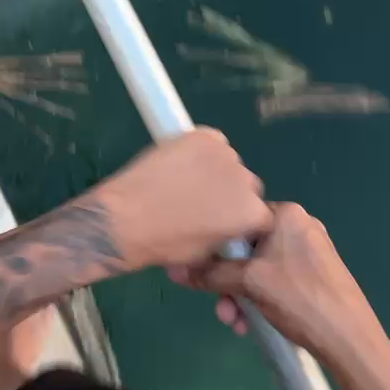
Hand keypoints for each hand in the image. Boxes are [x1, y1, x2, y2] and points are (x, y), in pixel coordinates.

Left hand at [84, 127, 271, 269]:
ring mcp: (224, 155)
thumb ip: (228, 237)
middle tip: (202, 202)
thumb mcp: (208, 254)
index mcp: (252, 214)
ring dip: (216, 170)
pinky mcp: (202, 135)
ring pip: (228, 162)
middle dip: (231, 194)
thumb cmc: (166, 243)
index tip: (223, 221)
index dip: (242, 220)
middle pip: (248, 185)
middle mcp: (246, 181)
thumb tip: (228, 228)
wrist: (128, 217)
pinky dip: (203, 148)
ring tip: (186, 180)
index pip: (262, 215)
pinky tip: (183, 160)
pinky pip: (213, 140)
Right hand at [170, 202, 389, 374]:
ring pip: (261, 268)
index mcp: (286, 214)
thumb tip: (175, 271)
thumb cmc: (300, 299)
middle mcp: (299, 225)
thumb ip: (210, 274)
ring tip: (236, 324)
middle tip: (222, 309)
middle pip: (247, 248)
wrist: (353, 344)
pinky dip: (262, 298)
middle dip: (228, 281)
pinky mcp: (318, 276)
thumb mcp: (249, 283)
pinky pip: (277, 279)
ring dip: (242, 295)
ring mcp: (311, 251)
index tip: (202, 273)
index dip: (215, 247)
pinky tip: (254, 323)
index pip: (237, 219)